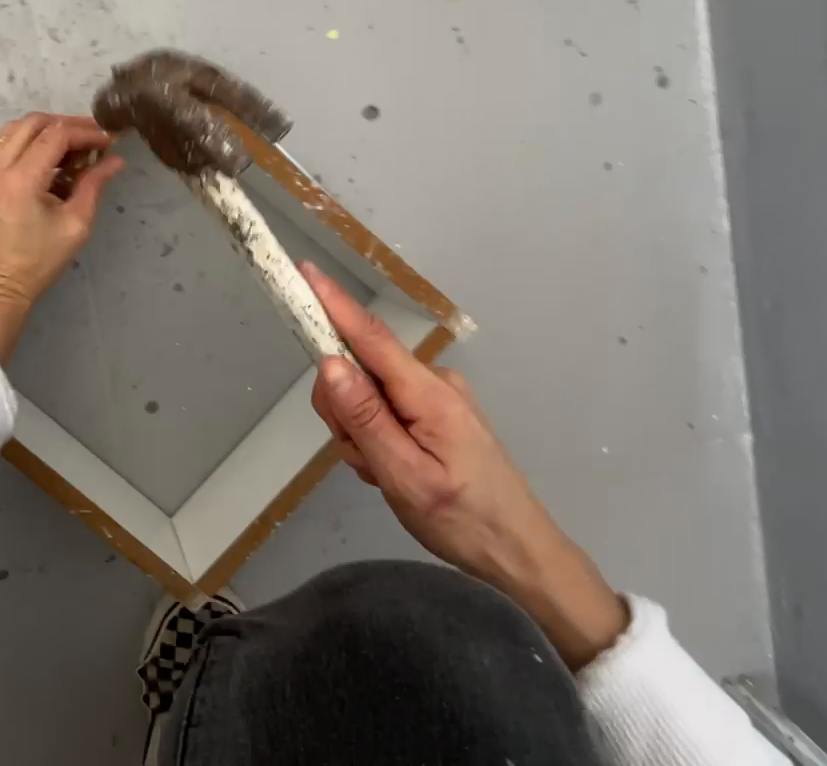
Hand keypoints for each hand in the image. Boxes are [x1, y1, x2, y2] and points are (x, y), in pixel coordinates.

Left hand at [0, 114, 124, 363]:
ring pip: (13, 130)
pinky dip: (26, 144)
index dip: (85, 132)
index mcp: (20, 180)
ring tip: (71, 147)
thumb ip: (93, 185)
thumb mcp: (74, 225)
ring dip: (44, 131)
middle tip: (91, 138)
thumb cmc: (37, 263)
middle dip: (65, 124)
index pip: (55, 135)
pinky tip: (46, 161)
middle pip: (32, 123)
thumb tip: (115, 160)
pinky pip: (2, 146)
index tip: (107, 140)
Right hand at [301, 262, 627, 668]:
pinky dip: (374, 435)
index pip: (370, 337)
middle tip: (360, 458)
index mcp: (428, 394)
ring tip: (381, 471)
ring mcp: (435, 397)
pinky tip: (391, 469)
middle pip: (358, 369)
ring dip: (358, 430)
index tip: (304, 271)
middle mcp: (432, 383)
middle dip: (342, 409)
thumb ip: (366, 419)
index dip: (334, 302)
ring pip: (365, 393)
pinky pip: (383, 408)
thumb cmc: (465, 521)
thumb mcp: (405, 477)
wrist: (522, 555)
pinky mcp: (435, 413)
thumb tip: (330, 363)